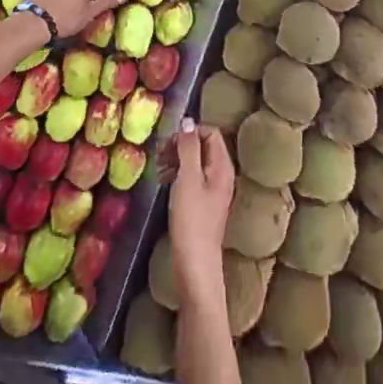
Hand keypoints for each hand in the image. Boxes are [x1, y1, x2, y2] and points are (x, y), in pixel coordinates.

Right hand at [168, 119, 233, 295]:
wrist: (195, 262)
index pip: (211, 133)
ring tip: (159, 167)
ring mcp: (214, 190)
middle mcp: (222, 175)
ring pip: (196, 162)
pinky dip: (178, 174)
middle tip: (160, 153)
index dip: (190, 132)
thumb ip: (189, 147)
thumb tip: (188, 120)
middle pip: (203, 146)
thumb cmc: (192, 218)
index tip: (170, 142)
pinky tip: (165, 181)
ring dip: (177, 159)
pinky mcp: (204, 203)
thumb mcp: (188, 177)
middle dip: (181, 145)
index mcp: (223, 166)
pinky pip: (192, 178)